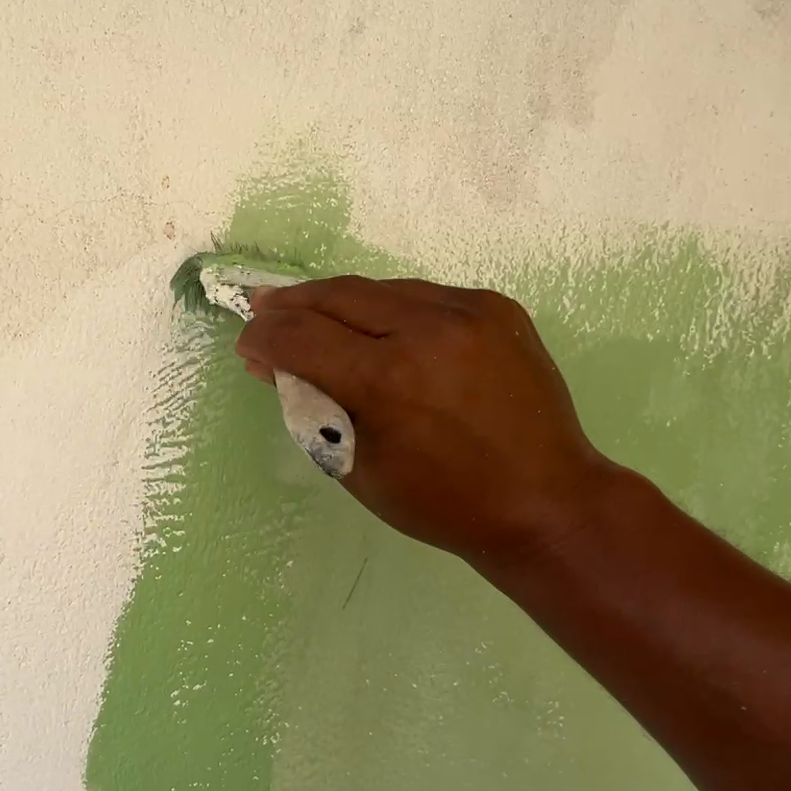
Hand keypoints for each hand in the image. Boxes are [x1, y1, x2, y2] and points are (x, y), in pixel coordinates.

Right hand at [236, 277, 616, 565]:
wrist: (544, 502)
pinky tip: (372, 324)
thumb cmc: (439, 502)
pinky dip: (386, 307)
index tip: (246, 344)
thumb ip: (313, 407)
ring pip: (379, 288)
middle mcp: (427, 330)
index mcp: (386, 379)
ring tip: (310, 313)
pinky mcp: (496, 309)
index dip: (263, 337)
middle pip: (336, 296)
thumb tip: (278, 367)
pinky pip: (421, 295)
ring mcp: (469, 312)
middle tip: (261, 308)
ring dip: (336, 301)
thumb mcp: (355, 466)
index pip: (300, 337)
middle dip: (290, 304)